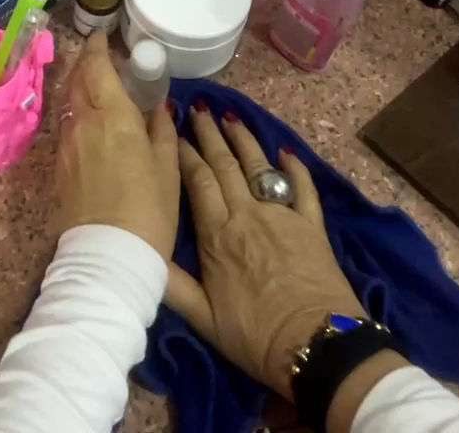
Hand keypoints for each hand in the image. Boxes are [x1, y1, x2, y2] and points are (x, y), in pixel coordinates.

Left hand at [53, 30, 180, 257]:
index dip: (96, 48)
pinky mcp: (57, 164)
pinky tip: (87, 121)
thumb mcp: (167, 168)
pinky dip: (74, 112)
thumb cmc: (148, 210)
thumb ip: (161, 130)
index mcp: (112, 116)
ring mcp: (65, 143)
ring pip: (68, 102)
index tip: (101, 38)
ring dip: (78, 86)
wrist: (108, 255)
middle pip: (77, 79)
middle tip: (100, 59)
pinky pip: (64, 125)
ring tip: (94, 86)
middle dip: (86, 64)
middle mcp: (83, 122)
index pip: (96, 67)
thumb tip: (159, 106)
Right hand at [163, 105, 366, 398]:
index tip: (173, 131)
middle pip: (224, 165)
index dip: (184, 153)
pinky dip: (294, 168)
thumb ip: (170, 282)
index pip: (197, 181)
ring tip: (230, 116)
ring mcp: (282, 217)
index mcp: (216, 234)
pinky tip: (285, 152)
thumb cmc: (256, 336)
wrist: (320, 349)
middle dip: (209, 135)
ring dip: (243, 140)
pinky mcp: (313, 227)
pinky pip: (303, 189)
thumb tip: (138, 252)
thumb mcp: (203, 318)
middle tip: (198, 109)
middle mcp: (246, 215)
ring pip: (258, 167)